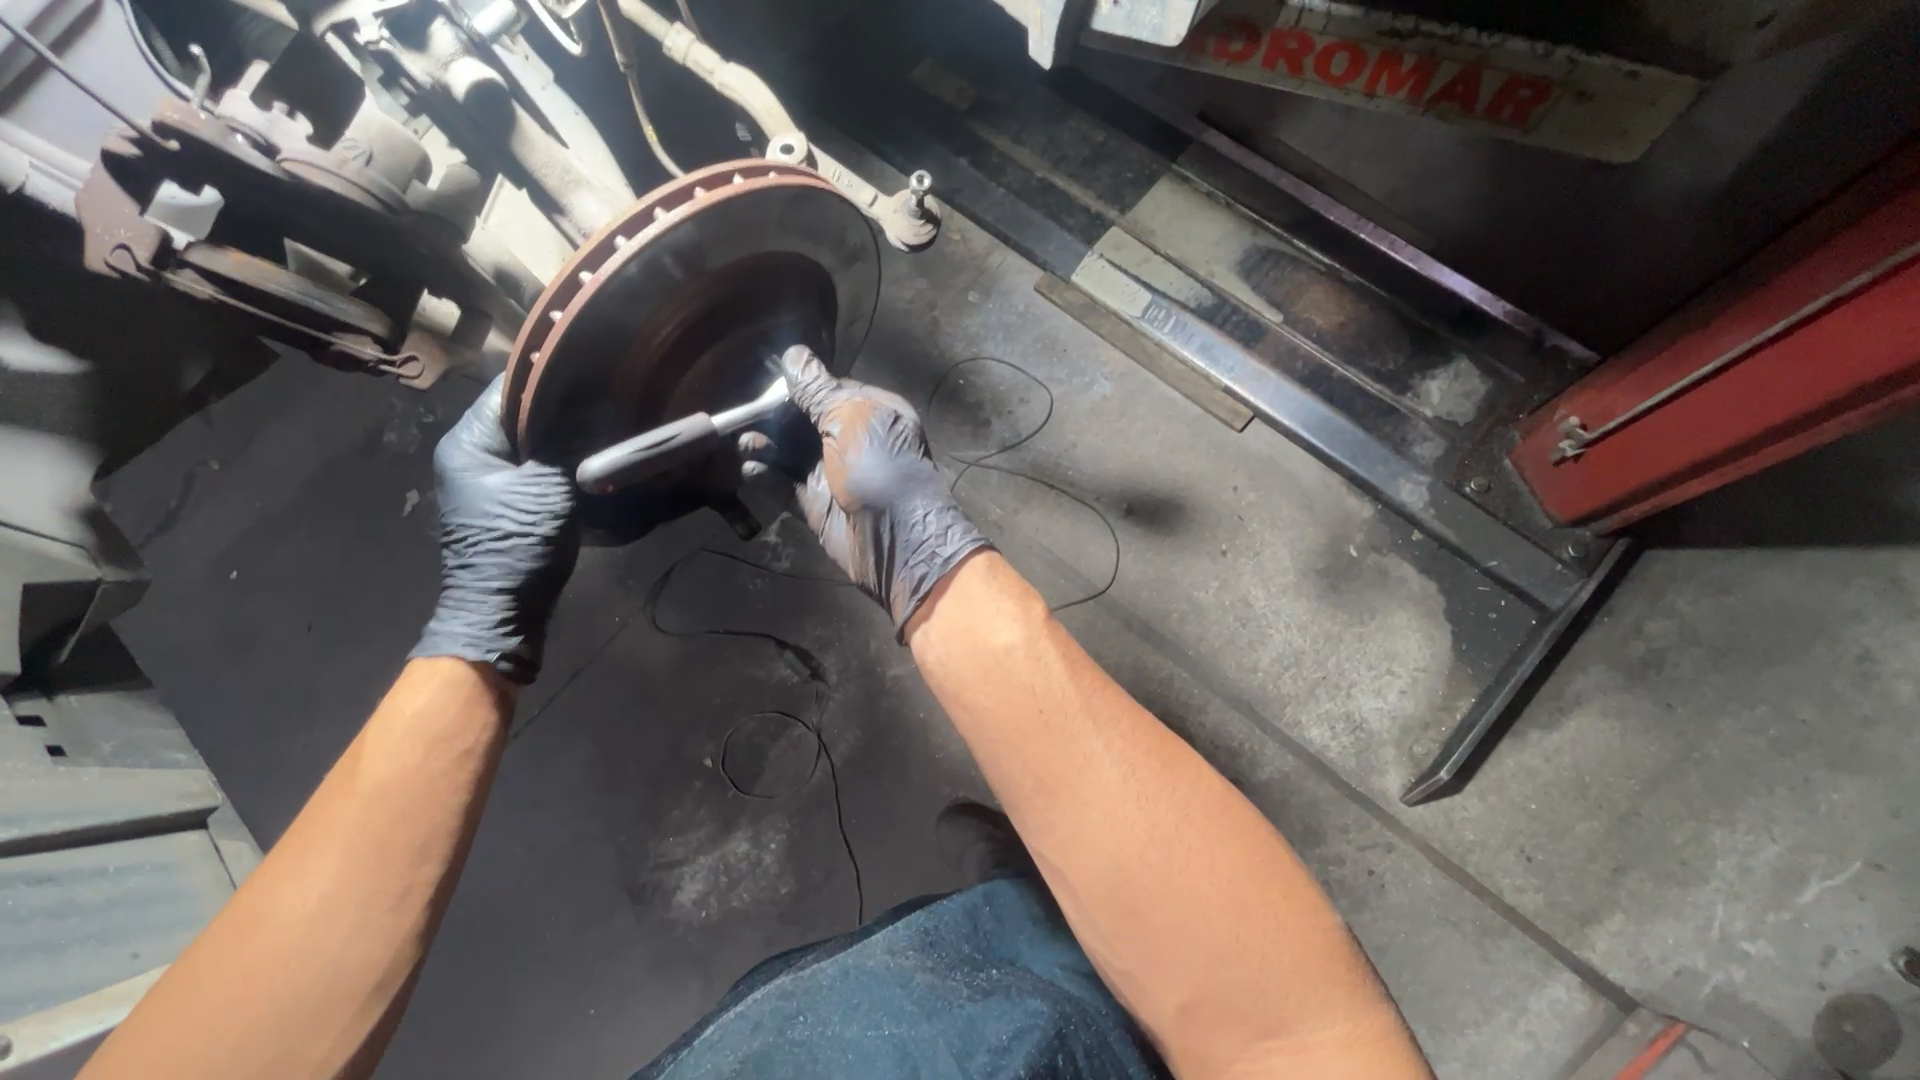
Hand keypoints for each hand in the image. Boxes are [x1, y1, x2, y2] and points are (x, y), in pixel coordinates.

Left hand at [411, 374, 578, 683]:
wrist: (501, 610)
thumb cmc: (517, 546)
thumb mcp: (548, 489)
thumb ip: (568, 442)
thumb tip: (596, 404)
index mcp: (469, 441)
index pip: (510, 388)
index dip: (551, 374)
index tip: (594, 364)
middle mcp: (471, 452)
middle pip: (521, 411)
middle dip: (563, 403)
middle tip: (609, 392)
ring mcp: (487, 477)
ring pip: (531, 438)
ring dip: (565, 431)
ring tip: (607, 418)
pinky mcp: (507, 499)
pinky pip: (535, 462)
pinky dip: (561, 455)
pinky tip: (592, 452)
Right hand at [774, 345, 991, 636]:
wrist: (895, 536)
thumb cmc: (879, 465)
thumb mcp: (850, 417)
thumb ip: (817, 389)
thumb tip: (793, 354)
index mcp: (871, 413)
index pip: (829, 391)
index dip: (798, 387)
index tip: (767, 384)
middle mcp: (853, 441)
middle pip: (804, 422)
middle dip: (775, 417)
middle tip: (746, 414)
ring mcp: (834, 475)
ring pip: (790, 453)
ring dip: (765, 445)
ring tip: (742, 441)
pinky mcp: (817, 505)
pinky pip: (784, 485)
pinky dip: (765, 476)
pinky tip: (748, 467)